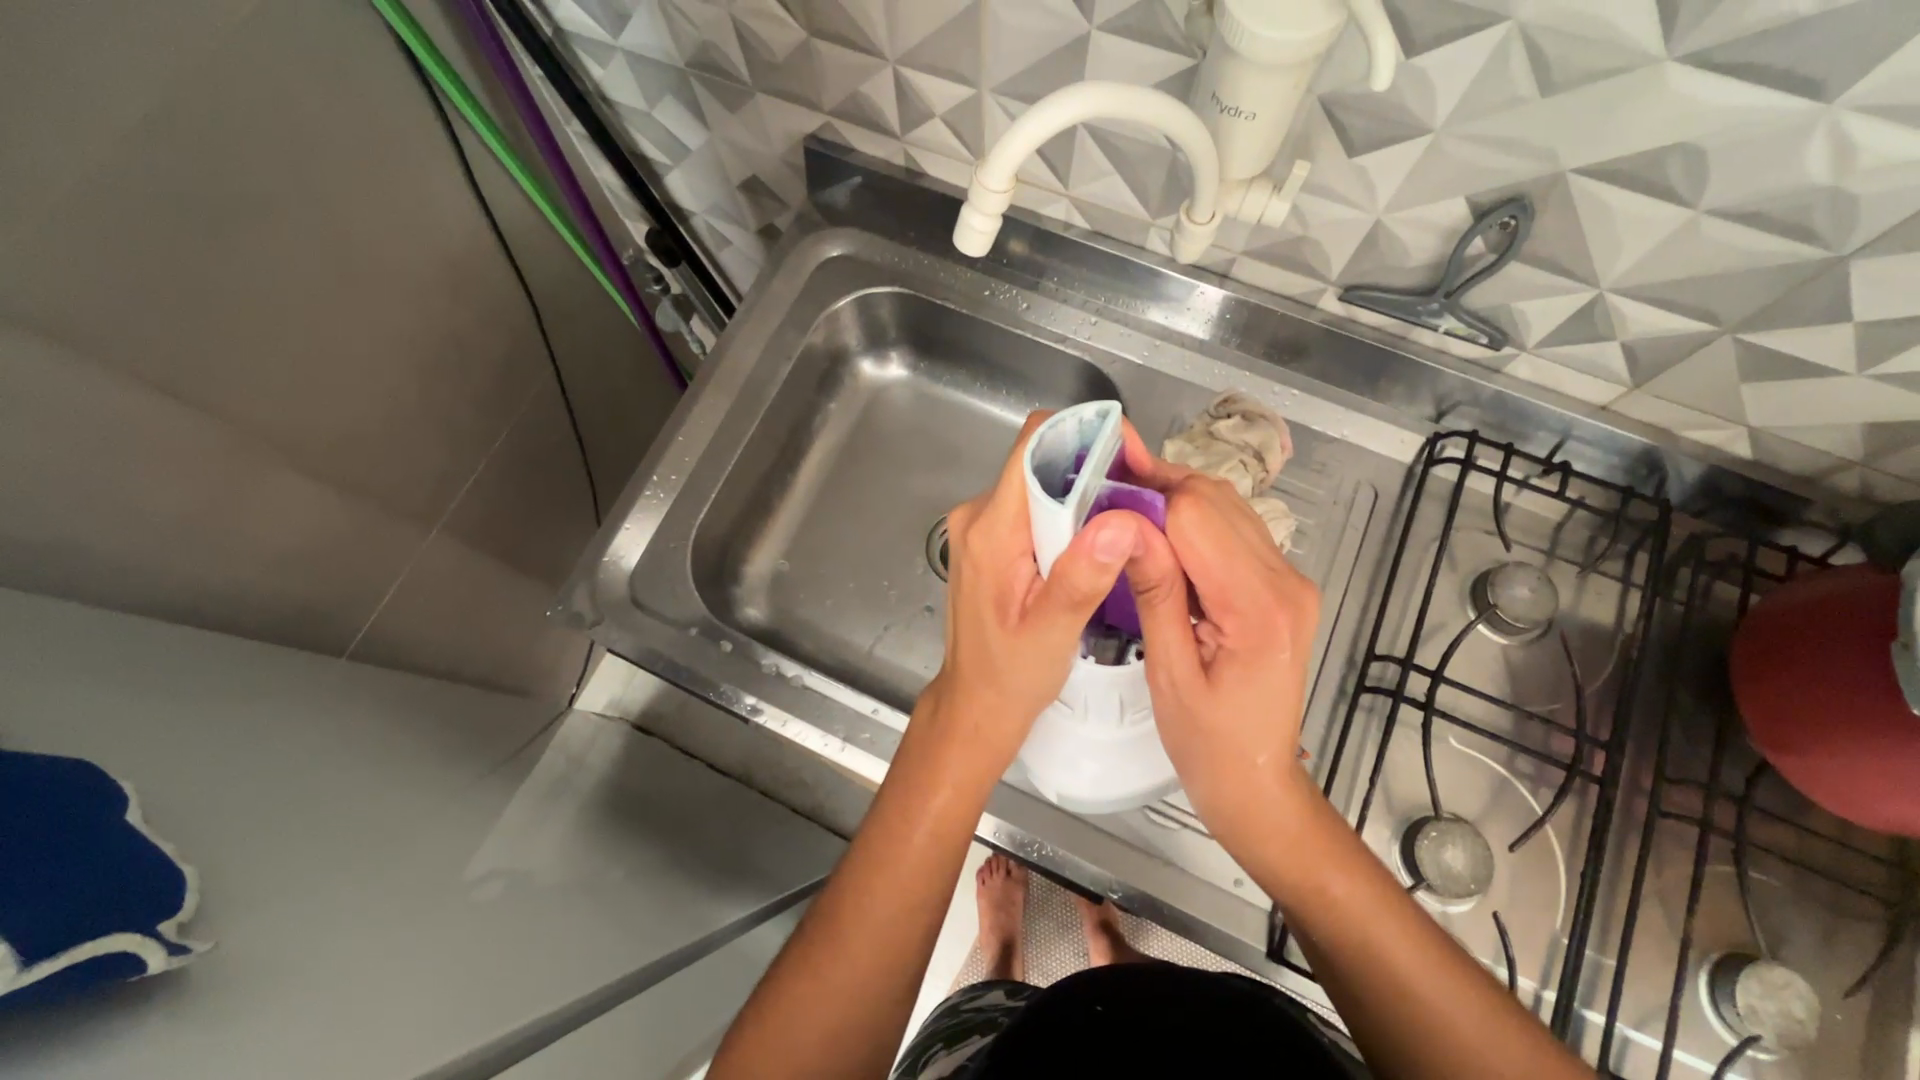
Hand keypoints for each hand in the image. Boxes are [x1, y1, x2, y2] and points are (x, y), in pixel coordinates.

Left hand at [918, 412, 1153, 779]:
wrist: (976, 702)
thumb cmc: (1009, 676)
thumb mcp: (1053, 633)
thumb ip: (1082, 576)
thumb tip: (1122, 522)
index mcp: (991, 530)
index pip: (1035, 445)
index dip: (1085, 435)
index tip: (1129, 457)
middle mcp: (980, 515)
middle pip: (1043, 458)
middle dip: (1094, 468)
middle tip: (1140, 500)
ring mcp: (983, 524)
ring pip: (1043, 480)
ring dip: (1084, 494)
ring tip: (1123, 525)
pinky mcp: (993, 538)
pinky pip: (1036, 504)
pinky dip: (1069, 514)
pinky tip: (1095, 545)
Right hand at [1122, 455, 1322, 847]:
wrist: (1257, 779)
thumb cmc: (1207, 743)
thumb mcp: (1169, 672)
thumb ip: (1155, 591)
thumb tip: (1124, 523)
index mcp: (1258, 607)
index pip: (1198, 516)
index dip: (1146, 495)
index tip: (1097, 489)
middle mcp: (1286, 582)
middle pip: (1216, 501)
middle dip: (1158, 489)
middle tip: (1103, 493)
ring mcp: (1290, 581)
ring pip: (1228, 508)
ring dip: (1175, 502)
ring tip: (1123, 511)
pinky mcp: (1283, 586)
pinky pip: (1237, 533)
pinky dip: (1195, 525)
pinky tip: (1158, 538)